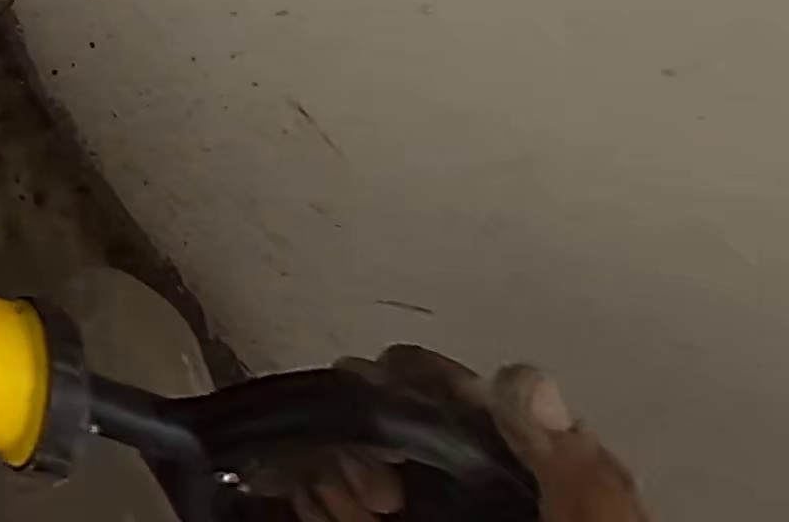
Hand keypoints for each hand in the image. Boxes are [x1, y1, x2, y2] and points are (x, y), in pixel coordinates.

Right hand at [280, 346, 649, 521]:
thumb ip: (577, 475)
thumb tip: (527, 379)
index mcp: (513, 465)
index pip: (440, 383)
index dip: (406, 378)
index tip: (392, 402)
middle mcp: (451, 473)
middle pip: (373, 405)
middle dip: (358, 431)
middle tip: (381, 488)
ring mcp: (405, 503)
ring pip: (336, 440)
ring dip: (330, 466)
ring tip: (357, 513)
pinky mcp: (357, 519)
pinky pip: (311, 481)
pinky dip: (308, 491)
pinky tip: (327, 513)